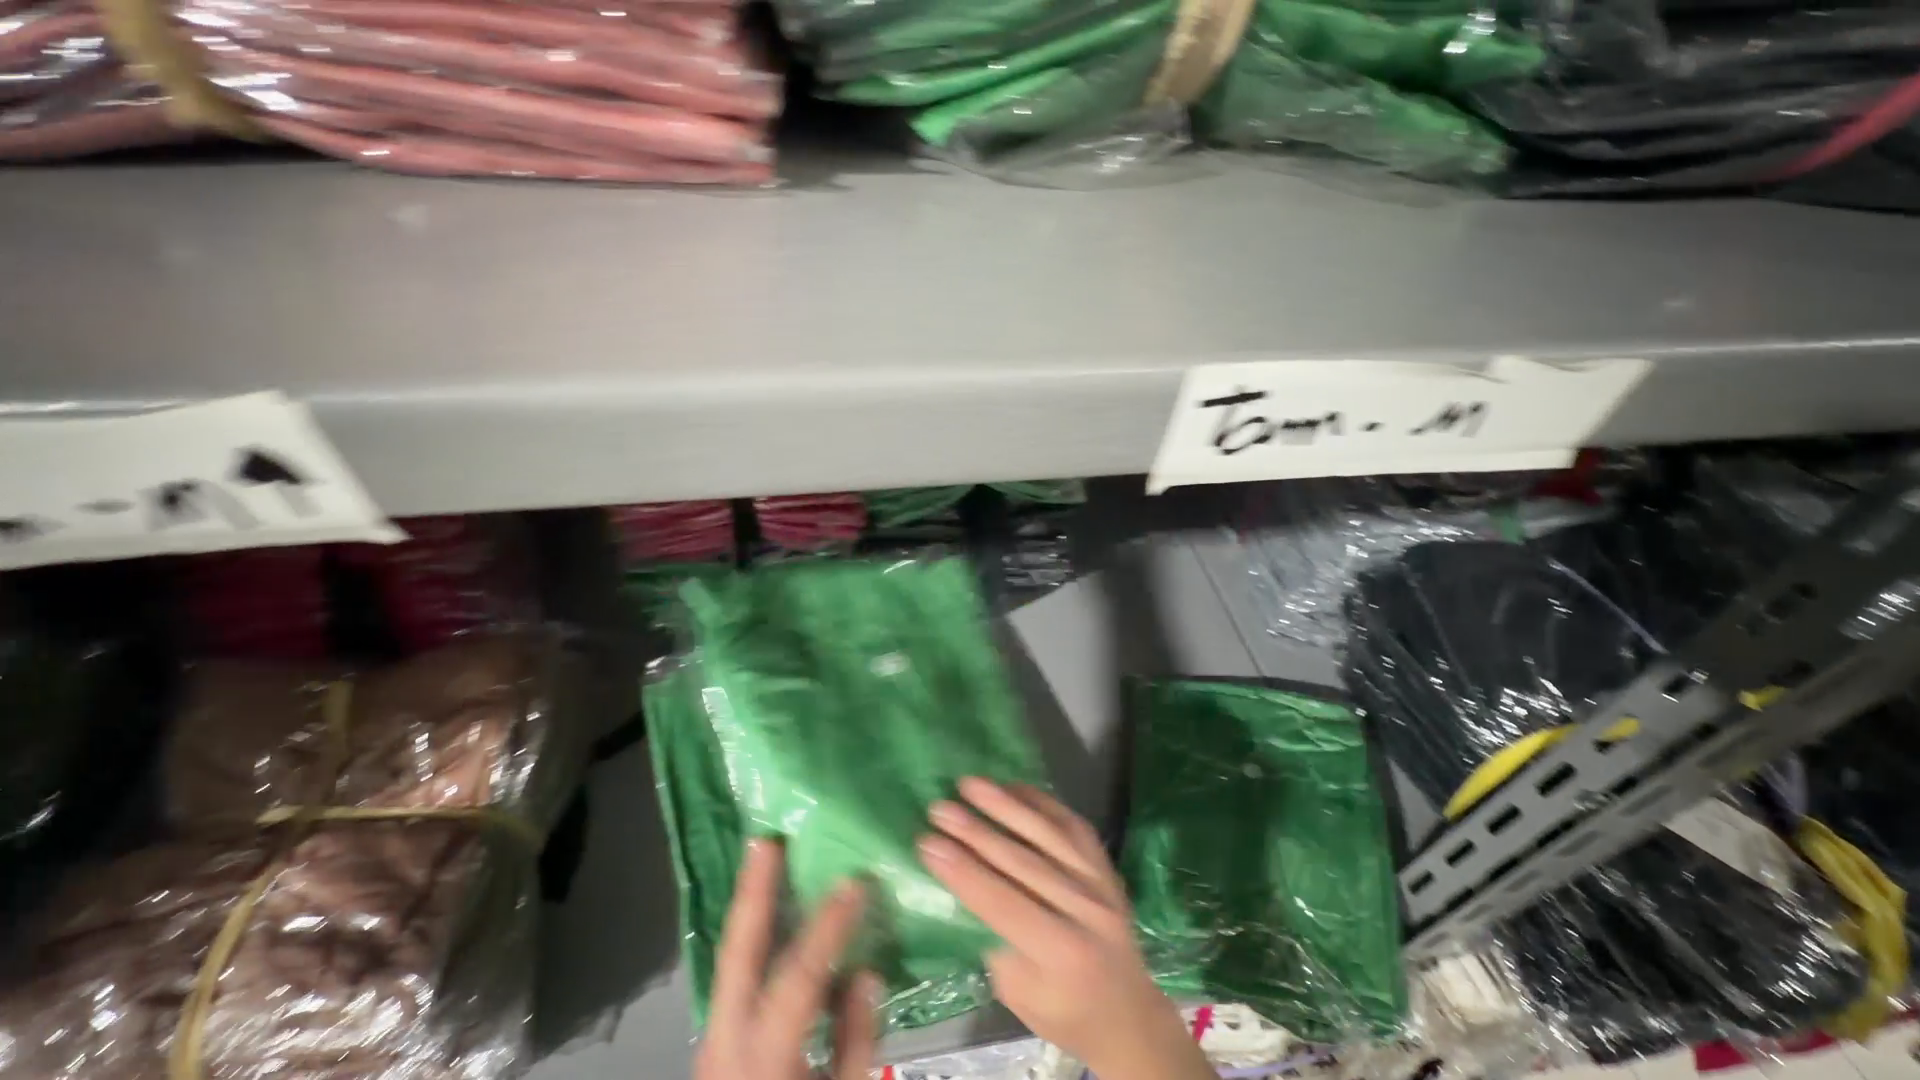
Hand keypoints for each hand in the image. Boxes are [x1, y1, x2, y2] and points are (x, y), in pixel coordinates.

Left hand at [695, 838, 878, 1079]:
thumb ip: (854, 1040)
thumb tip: (866, 972)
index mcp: (766, 1058)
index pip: (799, 978)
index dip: (829, 928)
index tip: (855, 882)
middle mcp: (726, 1042)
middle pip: (737, 953)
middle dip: (752, 893)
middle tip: (765, 839)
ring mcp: (710, 1045)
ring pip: (726, 962)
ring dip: (746, 911)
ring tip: (763, 863)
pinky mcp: (711, 1048)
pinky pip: (731, 982)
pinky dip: (750, 945)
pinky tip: (767, 924)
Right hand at [918, 778, 1211, 1079]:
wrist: (1129, 1012)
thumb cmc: (1064, 1012)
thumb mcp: (1018, 991)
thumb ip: (994, 939)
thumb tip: (960, 886)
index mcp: (1059, 951)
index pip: (1002, 902)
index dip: (963, 872)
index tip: (927, 843)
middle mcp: (1084, 910)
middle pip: (1022, 862)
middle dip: (975, 832)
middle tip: (939, 809)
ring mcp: (1099, 883)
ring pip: (1046, 835)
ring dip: (1004, 806)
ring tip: (969, 783)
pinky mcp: (1106, 866)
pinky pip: (1072, 826)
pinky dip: (1042, 803)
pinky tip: (1013, 787)